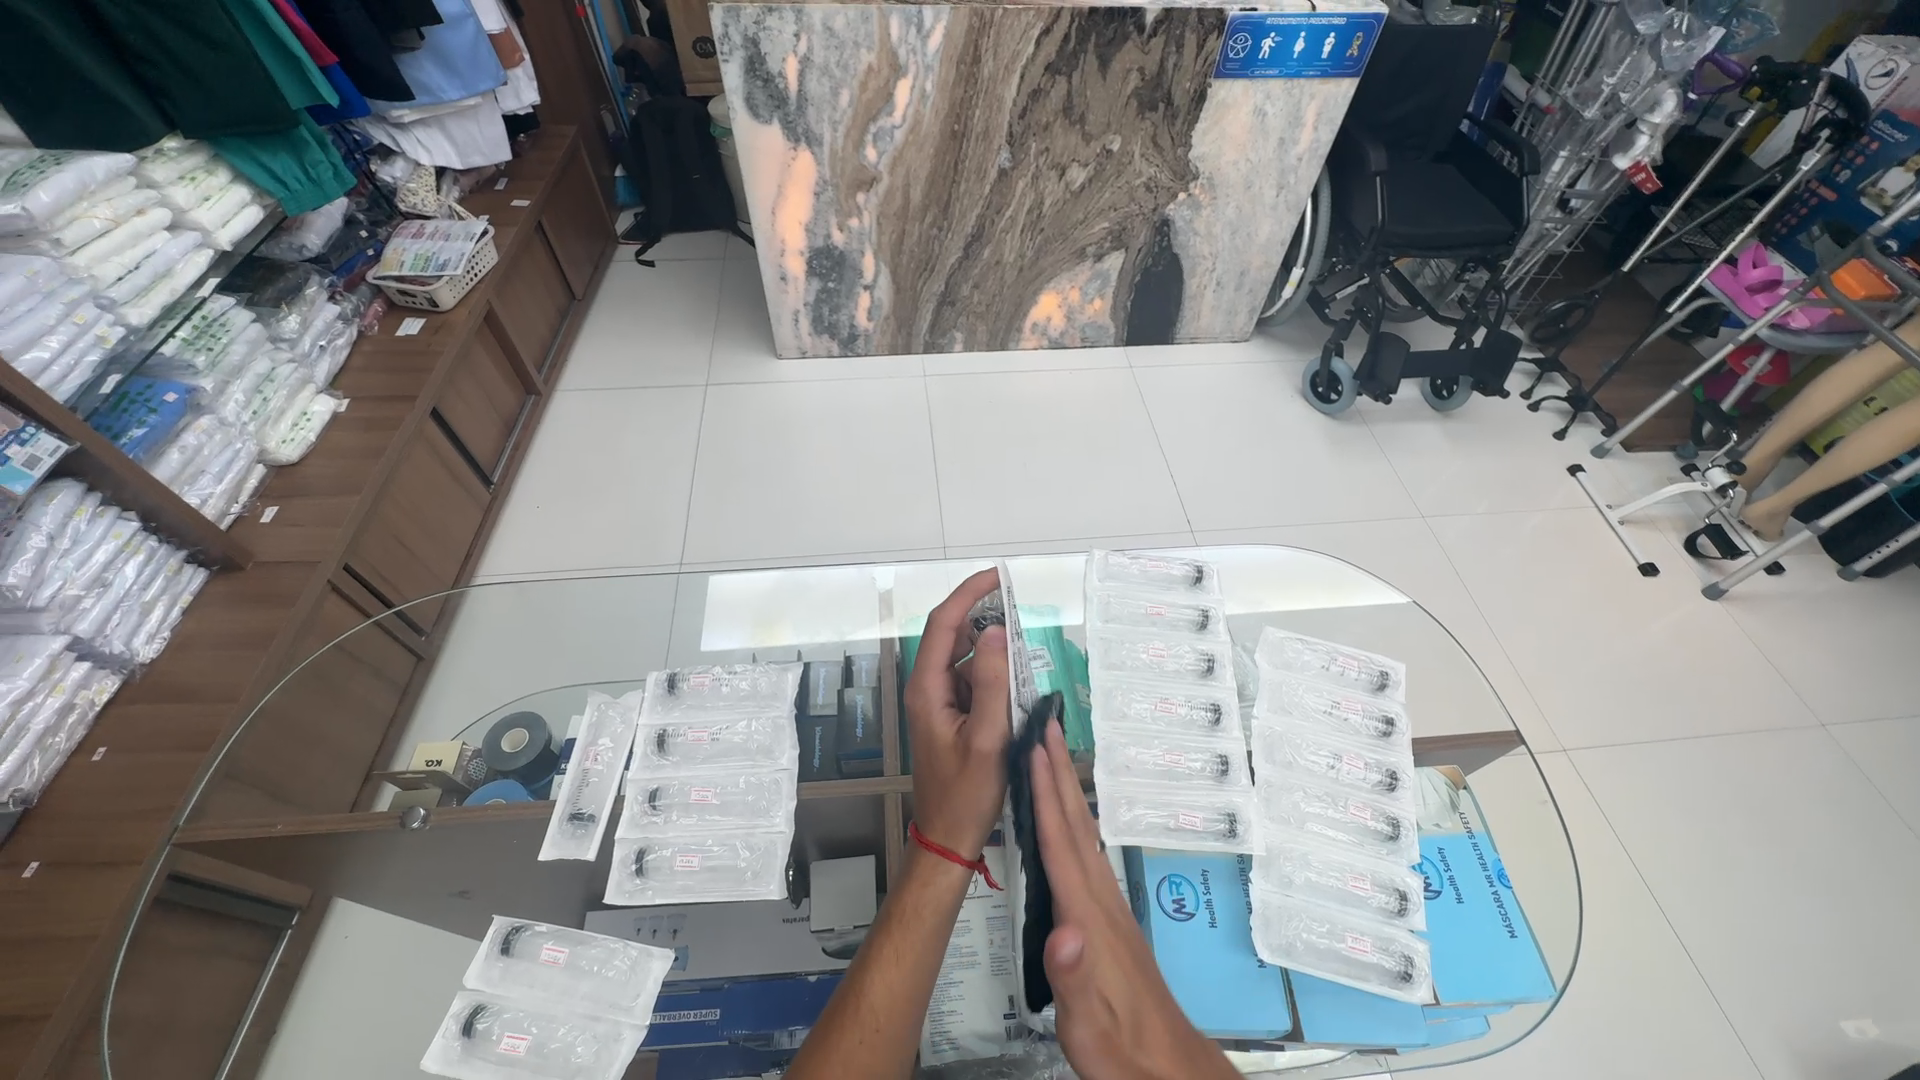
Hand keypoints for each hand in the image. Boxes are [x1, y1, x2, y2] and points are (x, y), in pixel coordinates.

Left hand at [903, 568, 1011, 858]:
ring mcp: (937, 701)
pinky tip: (1017, 681)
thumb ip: (992, 682)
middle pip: (951, 635)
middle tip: (1020, 608)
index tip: (997, 576)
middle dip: (982, 615)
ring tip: (1024, 646)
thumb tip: (996, 631)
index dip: (968, 594)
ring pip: (963, 658)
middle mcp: (927, 687)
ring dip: (990, 648)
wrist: (949, 836)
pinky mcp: (949, 714)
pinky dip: (992, 673)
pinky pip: (970, 680)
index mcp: (928, 688)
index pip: (944, 624)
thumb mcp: (988, 737)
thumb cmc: (968, 792)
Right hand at [1031, 721, 1237, 1079]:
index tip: (1032, 748)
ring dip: (1066, 790)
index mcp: (1088, 919)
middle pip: (1076, 825)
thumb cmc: (1121, 1049)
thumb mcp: (1090, 1028)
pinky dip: (1072, 822)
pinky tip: (1067, 822)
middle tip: (1045, 724)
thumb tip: (1063, 930)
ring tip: (1051, 755)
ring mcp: (1110, 908)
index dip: (1045, 794)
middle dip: (1058, 773)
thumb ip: (1075, 979)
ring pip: (1084, 835)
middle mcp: (1102, 901)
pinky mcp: (1112, 920)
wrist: (1169, 1068)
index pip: (1062, 846)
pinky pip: (1086, 853)